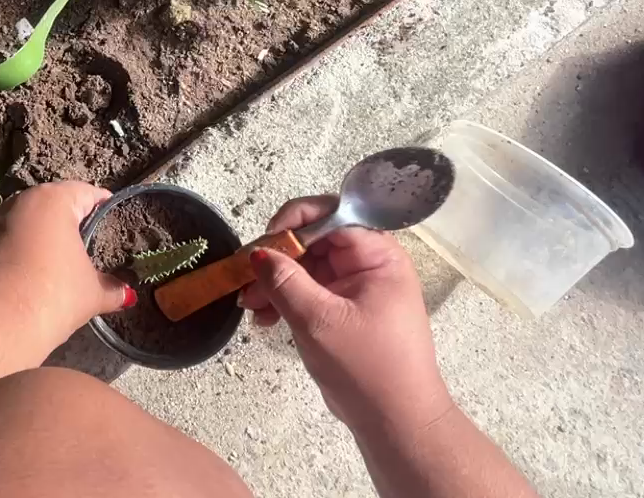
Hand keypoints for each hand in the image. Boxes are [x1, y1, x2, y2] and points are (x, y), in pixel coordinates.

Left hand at [0, 182, 131, 346]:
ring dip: (37, 225)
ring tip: (52, 249)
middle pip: (53, 200)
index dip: (101, 203)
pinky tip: (13, 247)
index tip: (111, 214)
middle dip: (68, 216)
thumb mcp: (92, 293)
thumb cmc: (54, 295)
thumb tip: (127, 294)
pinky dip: (6, 233)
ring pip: (23, 212)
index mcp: (56, 201)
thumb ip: (112, 288)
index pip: (86, 192)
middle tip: (85, 236)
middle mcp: (24, 199)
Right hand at [239, 196, 454, 441]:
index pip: (331, 215)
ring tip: (249, 304)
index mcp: (378, 255)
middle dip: (276, 258)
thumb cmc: (367, 368)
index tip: (265, 243)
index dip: (294, 222)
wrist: (397, 428)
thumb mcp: (319, 320)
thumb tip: (255, 253)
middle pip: (313, 239)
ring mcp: (355, 286)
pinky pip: (307, 289)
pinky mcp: (343, 308)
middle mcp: (368, 263)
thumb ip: (284, 281)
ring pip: (304, 265)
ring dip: (274, 281)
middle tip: (246, 277)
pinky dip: (283, 299)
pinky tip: (262, 317)